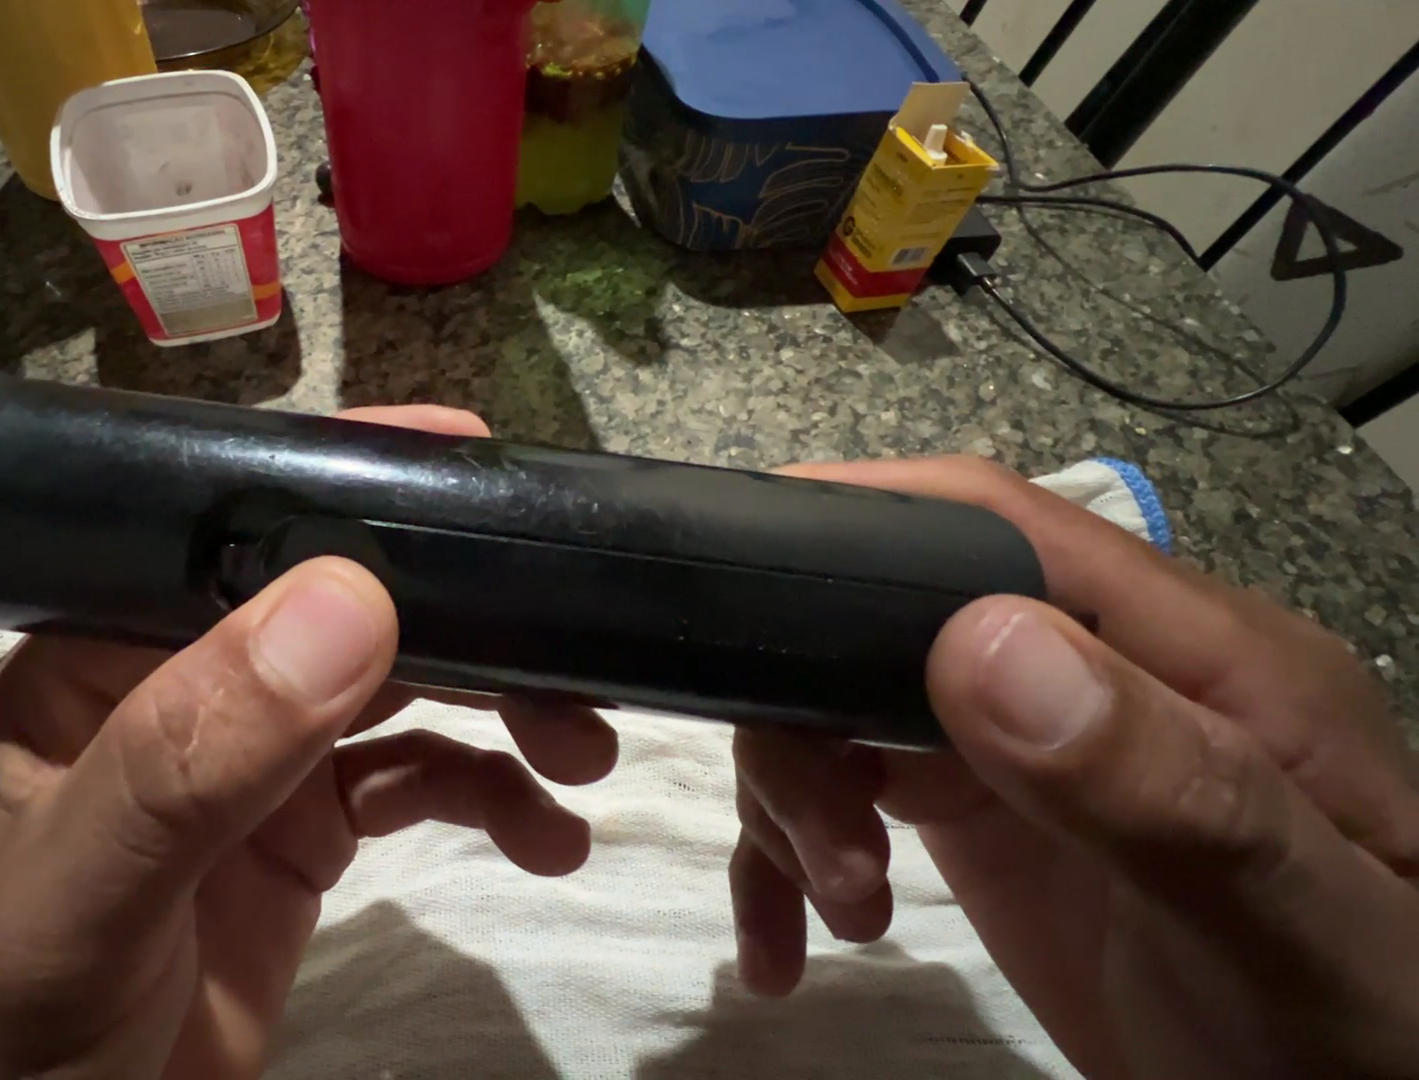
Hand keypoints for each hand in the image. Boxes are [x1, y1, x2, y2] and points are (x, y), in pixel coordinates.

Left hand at [0, 405, 616, 1079]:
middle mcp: (201, 677)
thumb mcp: (90, 893)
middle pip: (355, 608)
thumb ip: (196, 755)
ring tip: (584, 749)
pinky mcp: (315, 824)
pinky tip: (547, 836)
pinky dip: (491, 795)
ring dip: (501, 708)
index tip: (472, 466)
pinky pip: (420, 781)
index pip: (241, 529)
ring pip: (407, 688)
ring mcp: (267, 750)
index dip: (355, 483)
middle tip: (571, 652)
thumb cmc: (15, 1033)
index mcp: (121, 646)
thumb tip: (349, 600)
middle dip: (469, 619)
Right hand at [729, 456, 1418, 1078]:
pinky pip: (831, 797)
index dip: (859, 513)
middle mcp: (1070, 669)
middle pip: (873, 630)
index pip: (990, 527)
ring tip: (837, 904)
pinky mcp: (954, 804)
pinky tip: (781, 934)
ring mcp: (1001, 737)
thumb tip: (978, 643)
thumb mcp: (1299, 940)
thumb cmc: (1351, 1048)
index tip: (740, 556)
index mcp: (1172, 650)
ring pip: (828, 713)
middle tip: (822, 843)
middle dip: (805, 723)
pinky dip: (782, 857)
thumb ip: (1162, 788)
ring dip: (791, 799)